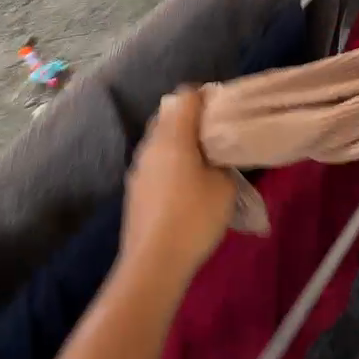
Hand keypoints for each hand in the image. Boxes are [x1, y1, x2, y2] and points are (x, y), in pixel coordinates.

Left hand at [121, 87, 236, 278]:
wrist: (153, 262)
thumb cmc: (194, 217)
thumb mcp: (225, 187)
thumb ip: (223, 162)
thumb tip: (216, 157)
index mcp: (174, 135)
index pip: (186, 96)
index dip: (205, 96)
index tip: (223, 108)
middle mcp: (151, 143)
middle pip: (169, 114)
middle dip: (191, 117)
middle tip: (214, 134)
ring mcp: (138, 166)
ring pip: (159, 138)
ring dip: (178, 141)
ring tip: (201, 160)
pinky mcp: (134, 187)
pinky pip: (154, 161)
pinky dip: (169, 162)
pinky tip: (183, 184)